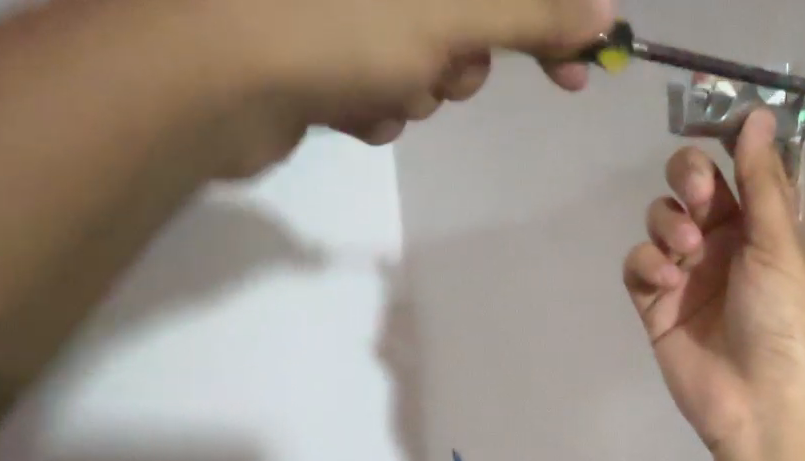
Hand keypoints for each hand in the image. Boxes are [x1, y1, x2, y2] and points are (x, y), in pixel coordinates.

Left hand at [216, 0, 613, 169]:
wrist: (201, 81)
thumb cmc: (329, 23)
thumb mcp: (449, 11)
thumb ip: (530, 11)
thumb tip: (602, 13)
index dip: (547, 16)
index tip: (578, 67)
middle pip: (465, 14)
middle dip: (460, 59)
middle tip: (441, 74)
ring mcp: (340, 3)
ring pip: (423, 55)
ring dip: (416, 89)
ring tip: (377, 90)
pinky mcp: (311, 41)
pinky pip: (377, 78)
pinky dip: (374, 103)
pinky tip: (344, 106)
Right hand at [622, 109, 804, 456]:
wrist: (760, 404)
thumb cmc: (785, 322)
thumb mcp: (781, 246)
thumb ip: (761, 181)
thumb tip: (757, 113)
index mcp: (765, 230)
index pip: (738, 172)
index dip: (724, 148)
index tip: (714, 130)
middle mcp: (726, 247)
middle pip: (693, 187)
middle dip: (689, 178)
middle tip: (699, 194)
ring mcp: (689, 277)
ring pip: (661, 221)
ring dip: (668, 223)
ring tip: (687, 252)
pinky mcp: (657, 307)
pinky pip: (638, 264)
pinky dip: (646, 262)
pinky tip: (665, 278)